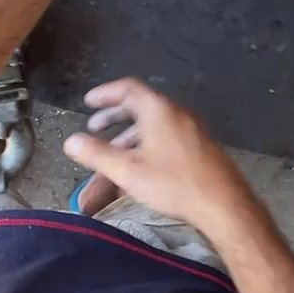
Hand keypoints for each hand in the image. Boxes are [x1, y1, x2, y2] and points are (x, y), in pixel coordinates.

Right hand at [62, 78, 264, 242]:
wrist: (223, 204)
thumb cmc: (173, 183)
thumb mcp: (127, 170)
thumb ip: (96, 154)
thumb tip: (70, 141)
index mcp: (158, 110)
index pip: (128, 88)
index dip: (105, 93)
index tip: (88, 102)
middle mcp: (176, 114)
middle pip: (140, 106)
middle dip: (113, 117)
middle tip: (94, 127)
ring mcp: (191, 130)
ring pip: (152, 127)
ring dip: (128, 136)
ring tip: (112, 154)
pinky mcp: (200, 148)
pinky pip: (166, 138)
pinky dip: (146, 145)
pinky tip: (141, 167)